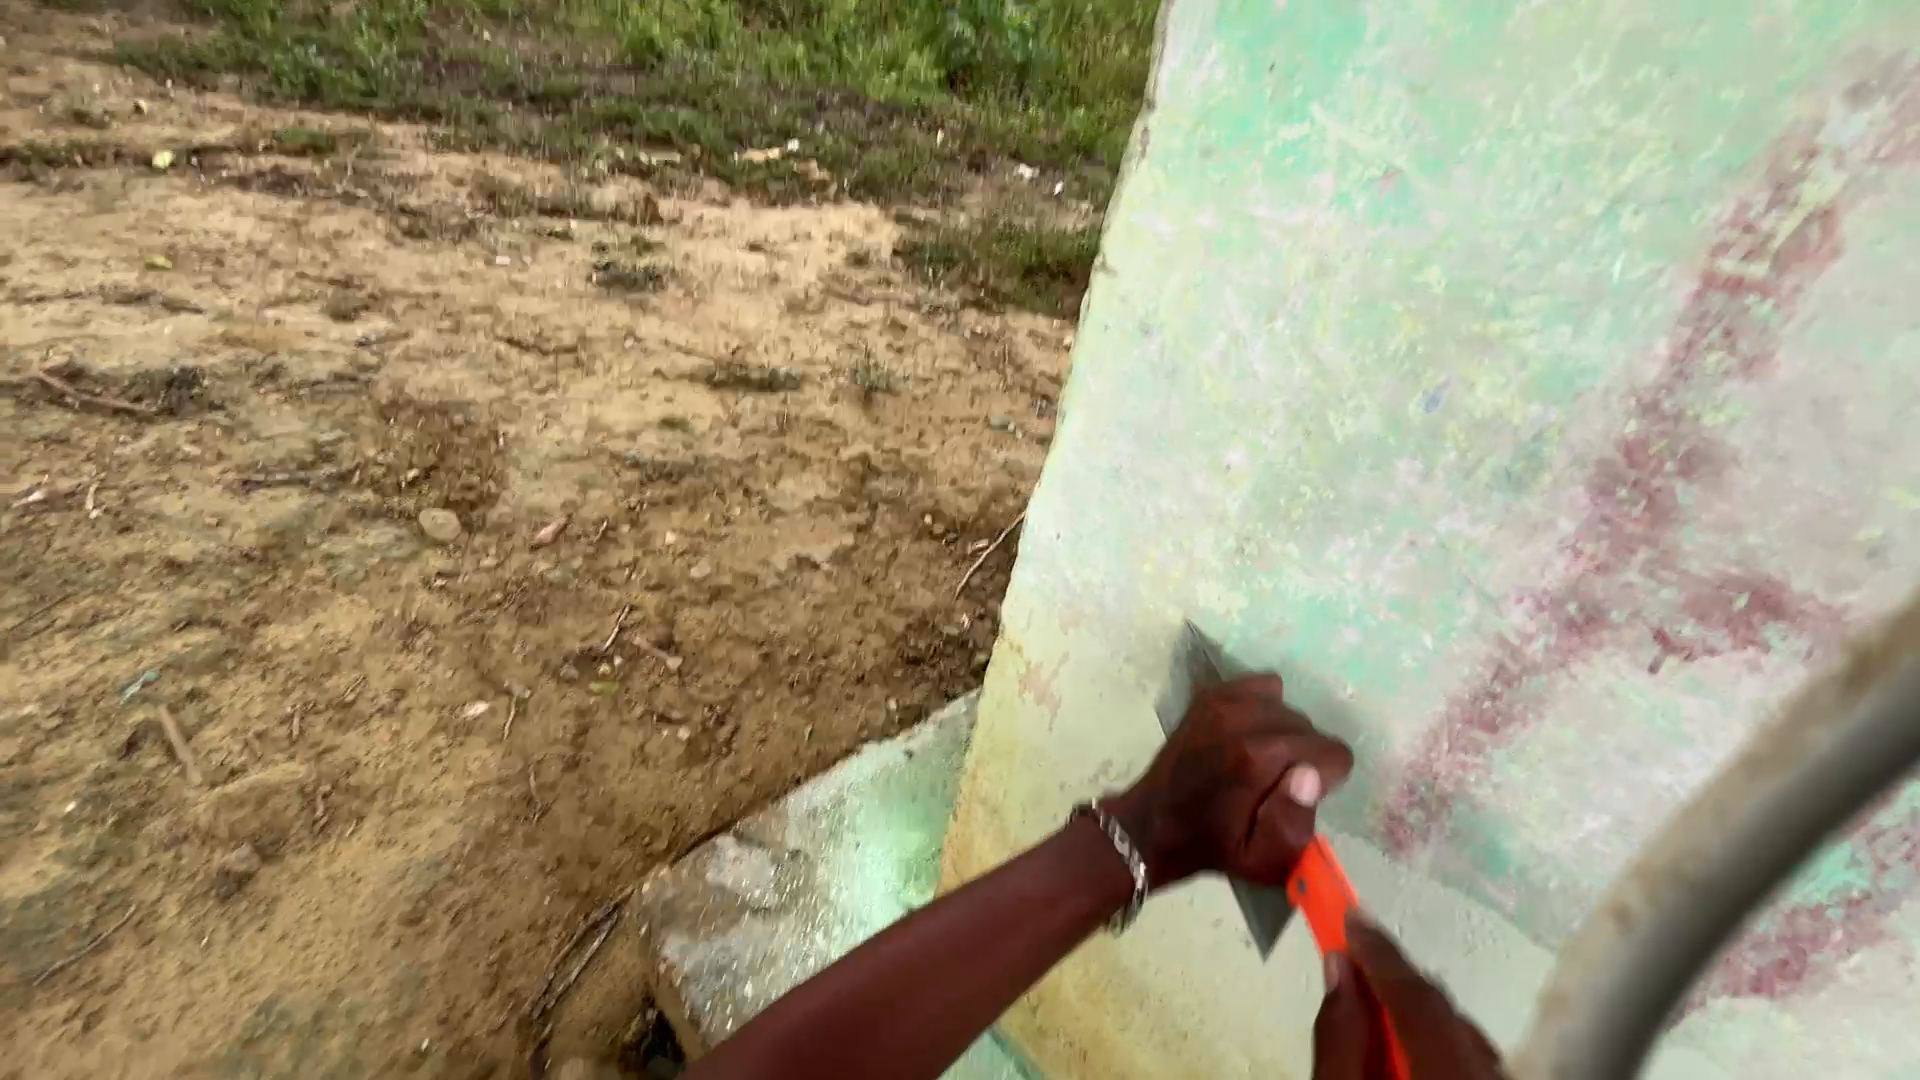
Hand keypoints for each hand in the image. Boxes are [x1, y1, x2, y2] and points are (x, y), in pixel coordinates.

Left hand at [1103, 673, 1352, 889]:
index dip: (1326, 777)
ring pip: (1287, 707)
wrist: (1156, 822)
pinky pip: (1264, 685)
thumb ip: (1295, 823)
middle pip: (1308, 727)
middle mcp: (1240, 720)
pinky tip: (1252, 731)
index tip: (1301, 794)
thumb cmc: (1216, 846)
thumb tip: (1311, 774)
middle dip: (1306, 754)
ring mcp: (1222, 702)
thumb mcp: (1265, 860)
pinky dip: (1266, 706)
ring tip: (1265, 758)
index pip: (1331, 751)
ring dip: (1286, 731)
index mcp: (1255, 759)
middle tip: (1280, 782)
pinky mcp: (1210, 694)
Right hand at [1314, 917, 1508, 1078]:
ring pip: (1466, 1035)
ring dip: (1419, 1007)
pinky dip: (1443, 1037)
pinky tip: (1412, 1041)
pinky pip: (1479, 1058)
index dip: (1380, 953)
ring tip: (1376, 995)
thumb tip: (1338, 964)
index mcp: (1449, 1075)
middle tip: (1354, 949)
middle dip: (1398, 978)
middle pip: (1446, 1013)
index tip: (1348, 914)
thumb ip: (1339, 1035)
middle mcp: (1491, 1075)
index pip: (1417, 999)